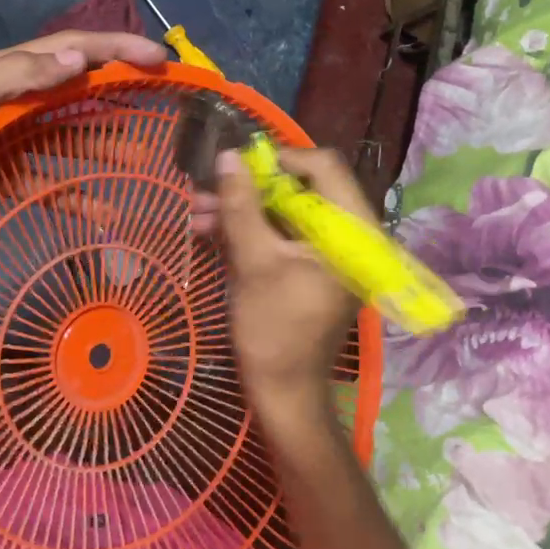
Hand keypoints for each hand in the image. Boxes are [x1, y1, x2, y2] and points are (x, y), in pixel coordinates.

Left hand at [0, 30, 166, 220]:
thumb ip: (13, 75)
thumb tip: (77, 58)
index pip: (66, 48)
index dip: (113, 48)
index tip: (158, 58)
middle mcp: (7, 98)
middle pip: (74, 88)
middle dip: (117, 92)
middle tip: (160, 98)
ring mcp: (5, 137)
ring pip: (67, 133)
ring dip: (106, 142)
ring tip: (145, 157)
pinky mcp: (1, 173)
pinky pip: (50, 178)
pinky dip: (79, 193)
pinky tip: (106, 212)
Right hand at [198, 147, 370, 406]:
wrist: (282, 392)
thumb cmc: (275, 330)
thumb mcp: (254, 263)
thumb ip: (241, 207)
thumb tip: (227, 156)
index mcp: (353, 231)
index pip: (324, 167)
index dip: (278, 158)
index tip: (235, 165)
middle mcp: (347, 235)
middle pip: (300, 188)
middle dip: (249, 187)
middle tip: (205, 188)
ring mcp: (326, 253)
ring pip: (283, 211)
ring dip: (240, 208)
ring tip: (196, 212)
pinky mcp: (306, 268)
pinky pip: (278, 234)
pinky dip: (246, 229)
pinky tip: (208, 230)